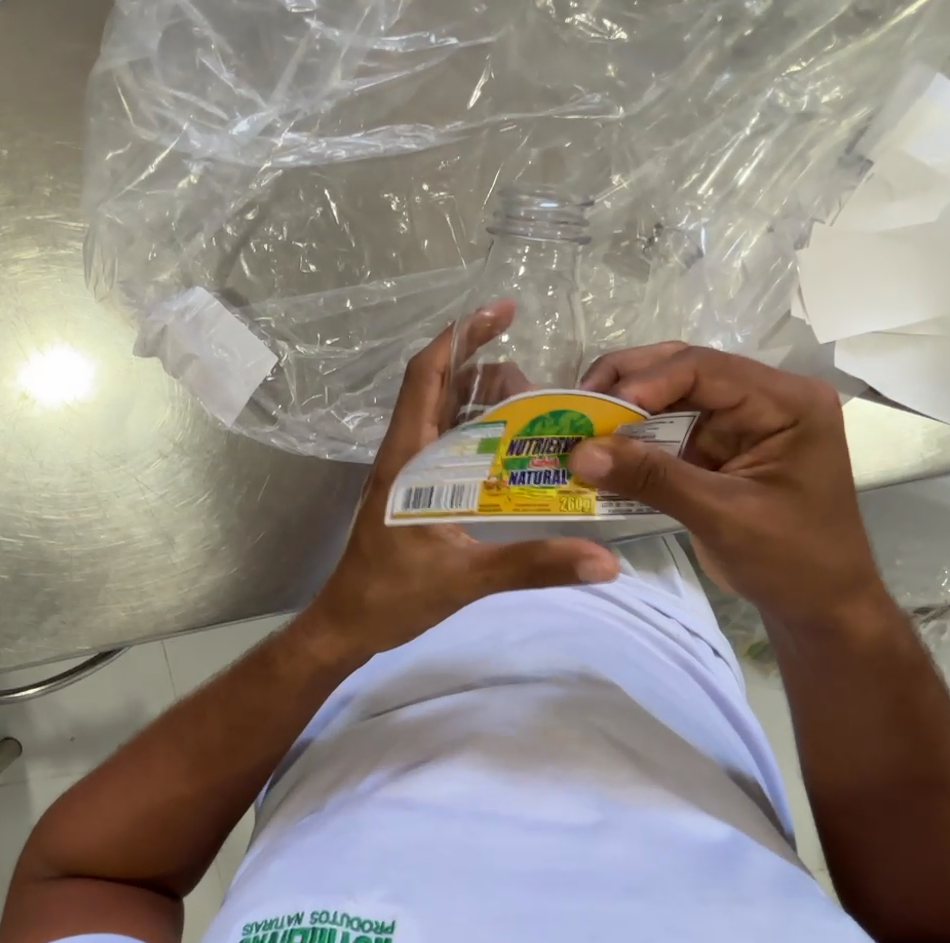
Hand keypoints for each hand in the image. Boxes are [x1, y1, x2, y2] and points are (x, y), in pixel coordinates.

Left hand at [298, 304, 620, 658]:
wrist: (346, 625)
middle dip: (486, 372)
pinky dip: (476, 435)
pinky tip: (510, 452)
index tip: (503, 311)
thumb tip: (603, 560)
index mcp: (406, 458)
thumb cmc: (391, 597)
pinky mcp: (411, 494)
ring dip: (482, 404)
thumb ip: (531, 566)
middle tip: (537, 390)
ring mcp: (405, 474)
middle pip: (439, 388)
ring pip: (443, 418)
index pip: (427, 376)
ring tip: (532, 413)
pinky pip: (445, 447)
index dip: (461, 336)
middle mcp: (403, 455)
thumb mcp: (463, 579)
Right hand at [569, 343, 888, 628]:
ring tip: (578, 425)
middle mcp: (764, 399)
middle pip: (684, 370)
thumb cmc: (790, 560)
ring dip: (623, 411)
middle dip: (626, 385)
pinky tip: (597, 451)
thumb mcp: (720, 515)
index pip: (704, 368)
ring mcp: (739, 424)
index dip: (645, 382)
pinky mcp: (718, 449)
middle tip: (576, 407)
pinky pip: (666, 432)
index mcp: (786, 402)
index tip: (595, 413)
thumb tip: (579, 453)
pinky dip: (631, 441)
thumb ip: (652, 479)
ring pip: (669, 397)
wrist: (818, 604)